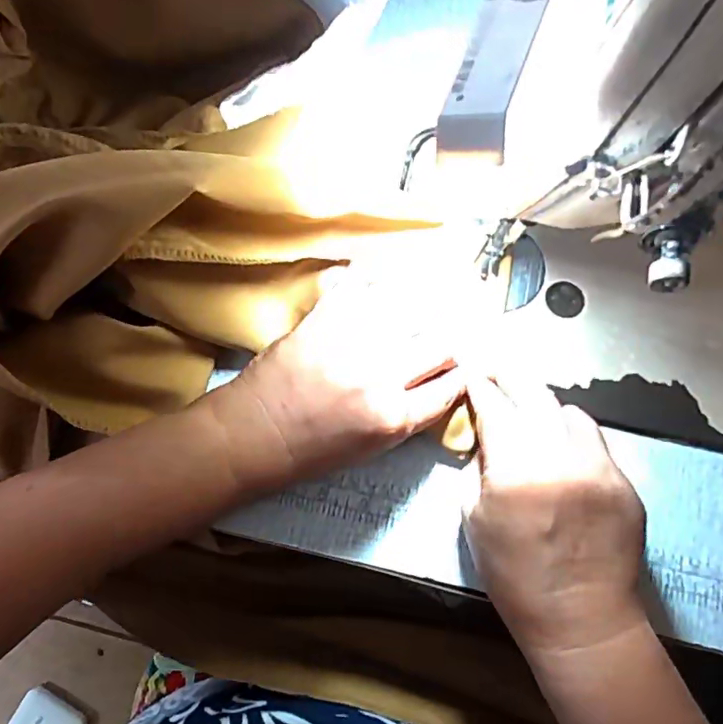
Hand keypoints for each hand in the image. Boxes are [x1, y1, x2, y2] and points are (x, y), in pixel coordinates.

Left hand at [205, 270, 467, 490]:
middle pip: (442, 342)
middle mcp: (379, 378)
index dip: (466, 368)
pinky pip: (360, 285)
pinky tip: (384, 275)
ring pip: (410, 306)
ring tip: (436, 284)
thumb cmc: (309, 449)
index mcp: (393, 417)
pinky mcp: (320, 322)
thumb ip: (409, 414)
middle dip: (454, 332)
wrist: (255, 433)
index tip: (467, 357)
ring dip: (427, 296)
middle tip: (457, 318)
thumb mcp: (370, 447)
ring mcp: (348, 345)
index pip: (454, 383)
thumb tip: (441, 379)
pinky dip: (375, 275)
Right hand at [461, 364, 648, 657]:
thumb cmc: (512, 573)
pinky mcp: (623, 481)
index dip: (479, 386)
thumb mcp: (473, 517)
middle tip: (494, 373)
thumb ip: (479, 468)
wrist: (578, 614)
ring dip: (543, 409)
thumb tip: (484, 439)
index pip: (494, 407)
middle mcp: (562, 457)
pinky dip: (570, 437)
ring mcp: (600, 467)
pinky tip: (558, 452)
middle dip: (510, 380)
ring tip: (528, 417)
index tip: (470, 375)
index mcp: (517, 469)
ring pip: (569, 414)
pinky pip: (594, 441)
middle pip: (534, 396)